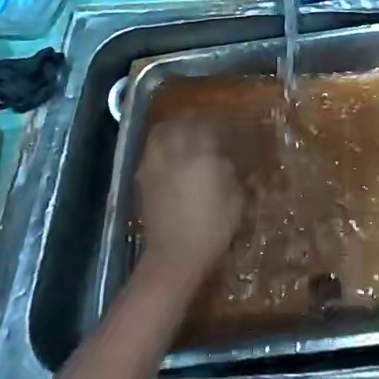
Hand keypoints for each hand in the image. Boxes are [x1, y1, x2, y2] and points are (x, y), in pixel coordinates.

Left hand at [136, 121, 242, 287]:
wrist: (173, 257)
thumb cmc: (211, 230)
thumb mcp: (235, 201)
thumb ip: (230, 173)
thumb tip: (223, 160)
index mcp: (201, 156)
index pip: (207, 128)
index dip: (217, 126)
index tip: (225, 129)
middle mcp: (175, 153)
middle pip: (180, 124)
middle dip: (191, 121)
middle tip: (202, 127)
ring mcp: (155, 164)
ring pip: (160, 133)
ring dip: (172, 129)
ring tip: (182, 135)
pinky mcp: (143, 178)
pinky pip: (152, 151)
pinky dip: (160, 146)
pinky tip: (170, 156)